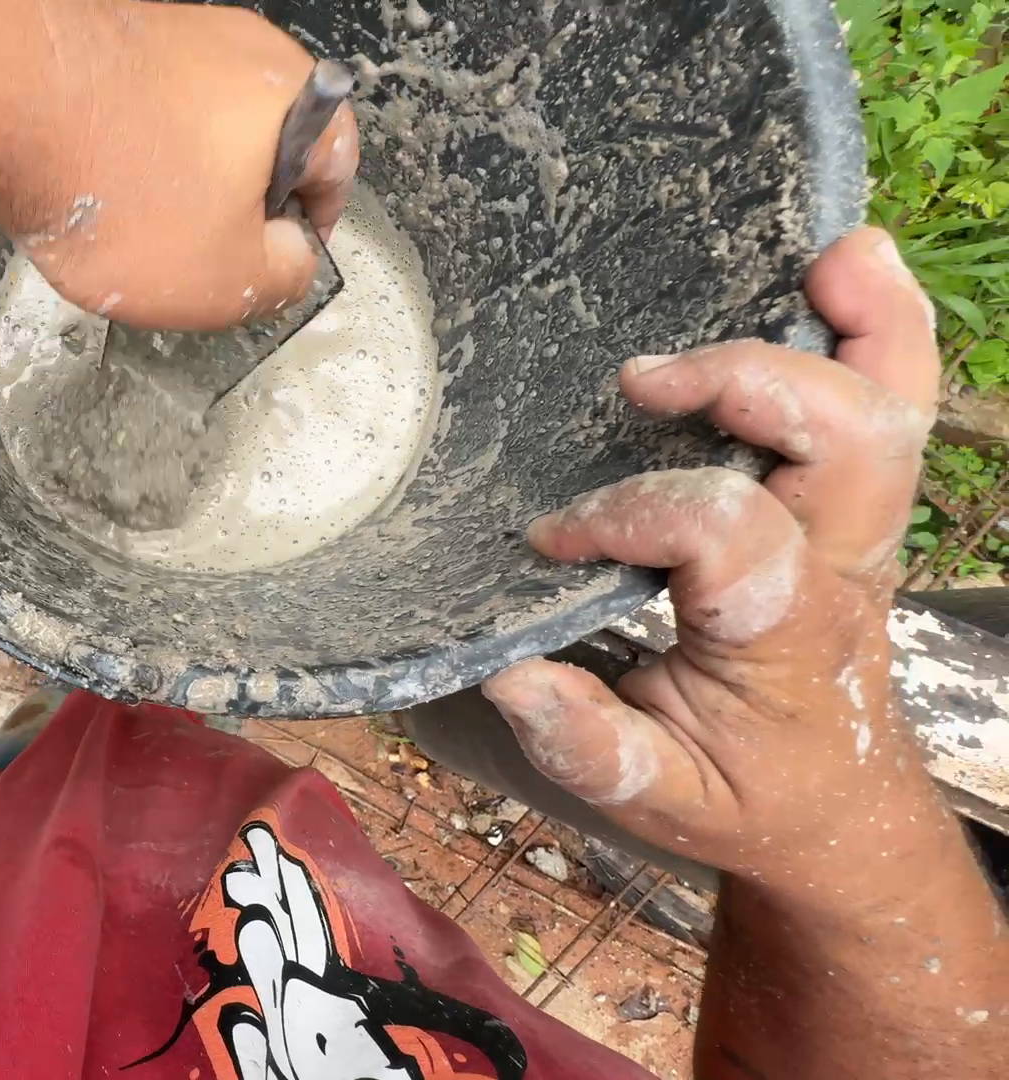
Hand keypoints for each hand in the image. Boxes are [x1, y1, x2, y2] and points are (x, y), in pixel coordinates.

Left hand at [0, 1, 357, 330]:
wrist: (6, 114)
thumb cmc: (126, 200)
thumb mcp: (227, 280)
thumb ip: (284, 278)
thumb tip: (296, 259)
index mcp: (296, 101)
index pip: (338, 168)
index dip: (314, 229)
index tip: (285, 264)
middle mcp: (243, 52)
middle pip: (265, 150)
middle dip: (241, 215)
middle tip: (207, 265)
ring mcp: (175, 39)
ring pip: (201, 137)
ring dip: (184, 192)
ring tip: (141, 236)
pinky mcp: (113, 46)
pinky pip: (143, 120)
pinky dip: (134, 164)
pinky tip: (102, 198)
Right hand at [479, 228, 945, 887]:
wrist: (834, 810)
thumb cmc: (735, 793)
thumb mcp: (648, 789)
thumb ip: (585, 741)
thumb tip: (510, 673)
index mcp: (775, 631)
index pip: (720, 534)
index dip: (626, 517)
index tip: (546, 542)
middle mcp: (831, 568)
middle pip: (840, 444)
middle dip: (749, 389)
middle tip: (642, 384)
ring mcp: (847, 535)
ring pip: (887, 412)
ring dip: (864, 328)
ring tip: (828, 253)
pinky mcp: (836, 519)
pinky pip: (883, 412)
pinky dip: (878, 336)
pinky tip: (848, 272)